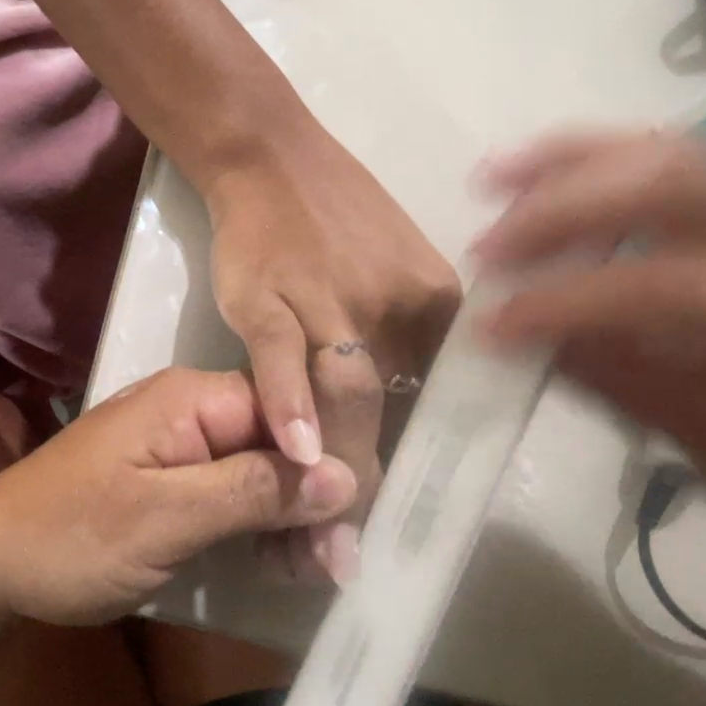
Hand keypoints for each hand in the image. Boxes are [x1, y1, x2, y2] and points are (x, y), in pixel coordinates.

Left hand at [0, 369, 358, 628]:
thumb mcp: (165, 518)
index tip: (360, 522)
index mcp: (189, 399)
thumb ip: (253, 491)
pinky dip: (262, 529)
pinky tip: (283, 565)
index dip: (330, 460)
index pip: (287, 409)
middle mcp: (191, 413)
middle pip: (280, 443)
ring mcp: (181, 450)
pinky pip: (236, 497)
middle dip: (316, 500)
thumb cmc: (70, 538)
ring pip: (263, 474)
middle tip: (340, 565)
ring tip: (316, 575)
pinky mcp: (174, 486)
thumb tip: (343, 475)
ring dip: (294, 522)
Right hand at [204, 130, 461, 581]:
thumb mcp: (399, 265)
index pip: (436, 397)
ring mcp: (329, 298)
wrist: (270, 157)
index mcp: (436, 302)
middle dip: (369, 483)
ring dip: (335, 464)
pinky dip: (289, 405)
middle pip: (390, 407)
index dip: (417, 465)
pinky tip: (290, 453)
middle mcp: (395, 304)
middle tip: (350, 548)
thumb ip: (412, 337)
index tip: (402, 520)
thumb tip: (411, 412)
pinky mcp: (269, 295)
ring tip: (319, 528)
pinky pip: (283, 357)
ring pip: (345, 392)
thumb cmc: (335, 215)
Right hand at [472, 131, 705, 549]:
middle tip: (487, 243)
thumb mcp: (700, 438)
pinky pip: (702, 165)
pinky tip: (555, 173)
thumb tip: (506, 323)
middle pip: (683, 184)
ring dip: (577, 164)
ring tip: (496, 176)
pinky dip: (615, 166)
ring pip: (690, 152)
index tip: (491, 323)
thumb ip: (607, 369)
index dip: (570, 297)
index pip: (677, 282)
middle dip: (564, 208)